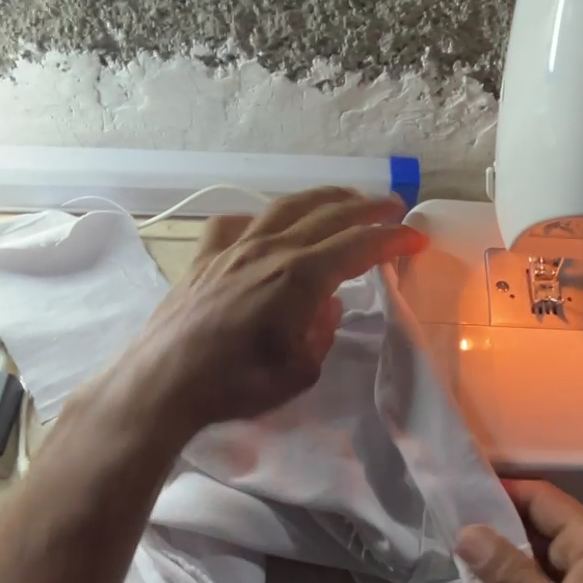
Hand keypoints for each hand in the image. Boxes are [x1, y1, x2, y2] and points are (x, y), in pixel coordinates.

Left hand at [126, 187, 426, 431]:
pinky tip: (267, 224)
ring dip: (323, 198)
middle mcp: (270, 249)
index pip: (357, 247)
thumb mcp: (300, 372)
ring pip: (286, 206)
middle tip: (393, 206)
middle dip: (367, 208)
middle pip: (328, 215)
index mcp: (300, 276)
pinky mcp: (205, 256)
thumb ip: (321, 334)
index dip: (391, 241)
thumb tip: (326, 306)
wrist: (165, 381)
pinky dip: (262, 217)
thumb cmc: (237, 384)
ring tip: (345, 199)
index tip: (416, 238)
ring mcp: (234, 247)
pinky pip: (238, 222)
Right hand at [456, 480, 582, 582]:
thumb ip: (512, 573)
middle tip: (441, 529)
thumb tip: (466, 532)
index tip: (453, 490)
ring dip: (500, 565)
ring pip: (535, 561)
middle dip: (493, 528)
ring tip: (451, 563)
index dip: (500, 490)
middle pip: (536, 526)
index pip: (542, 498)